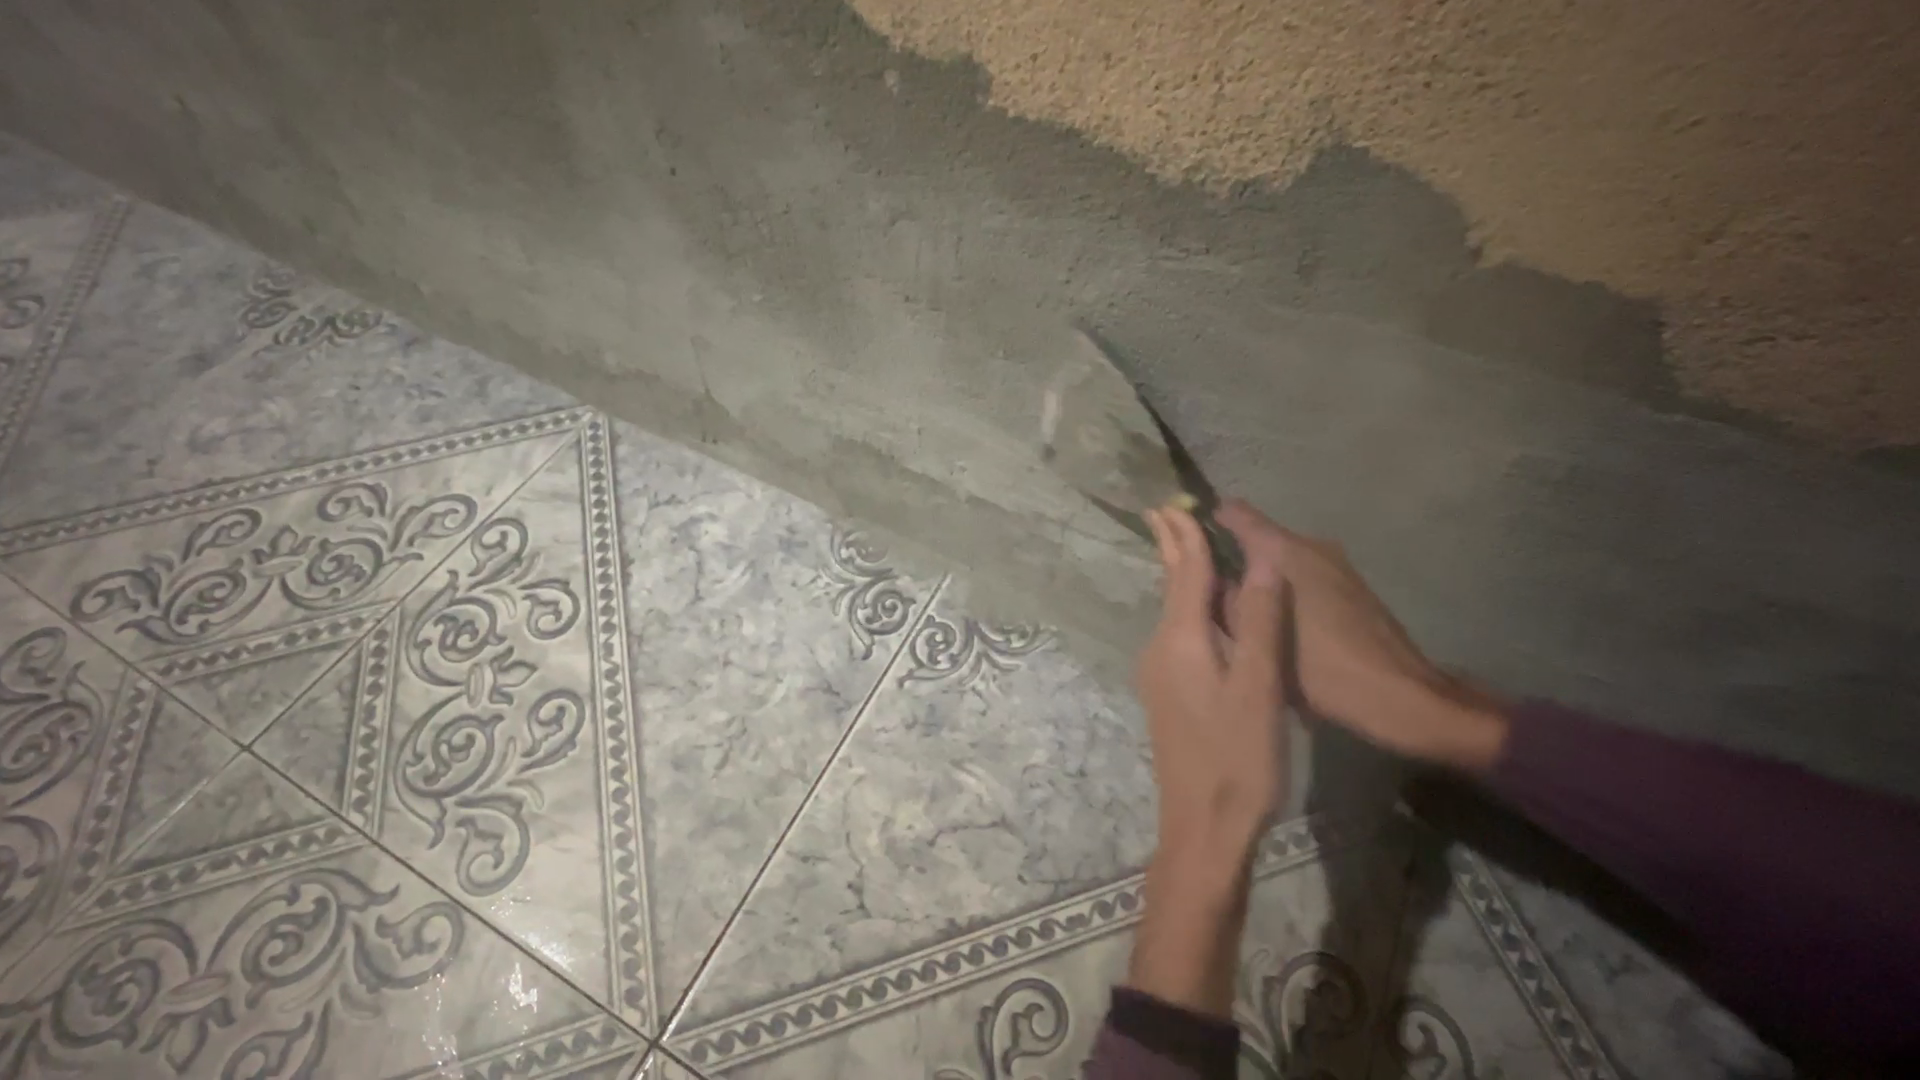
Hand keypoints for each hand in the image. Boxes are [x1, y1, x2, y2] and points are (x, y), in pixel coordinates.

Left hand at [1137, 504, 1289, 861]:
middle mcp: (1160, 650)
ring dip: (1181, 577)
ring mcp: (1159, 675)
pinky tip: (1201, 611)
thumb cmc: (1237, 758)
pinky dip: (1188, 607)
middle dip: (1171, 549)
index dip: (1186, 536)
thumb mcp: (1258, 688)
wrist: (1202, 827)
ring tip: (1186, 546)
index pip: (1185, 575)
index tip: (1175, 502)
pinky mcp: (1168, 696)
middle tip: (1166, 511)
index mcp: (1180, 641)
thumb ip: (1259, 622)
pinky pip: (1178, 635)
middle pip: (1170, 588)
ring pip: (1173, 612)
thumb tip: (1261, 560)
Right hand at [1215, 499, 1508, 770]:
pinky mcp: (1351, 586)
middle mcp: (1311, 546)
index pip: (1237, 514)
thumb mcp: (1258, 641)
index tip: (1182, 538)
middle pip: (1260, 537)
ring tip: (1236, 608)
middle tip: (1204, 586)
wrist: (1398, 695)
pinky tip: (1273, 622)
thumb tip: (1207, 580)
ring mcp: (1336, 564)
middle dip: (1231, 556)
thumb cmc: (1321, 668)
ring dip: (1259, 575)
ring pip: (1282, 558)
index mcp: (1285, 551)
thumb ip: (1227, 604)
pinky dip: (1283, 588)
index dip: (1207, 520)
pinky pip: (1303, 575)